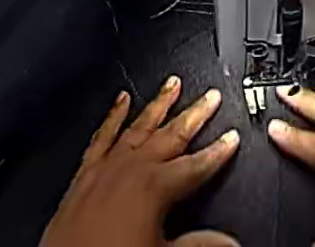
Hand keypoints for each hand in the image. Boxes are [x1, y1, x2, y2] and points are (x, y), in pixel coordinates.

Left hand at [40, 76, 242, 246]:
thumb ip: (197, 244)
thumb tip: (228, 242)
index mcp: (154, 188)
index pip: (195, 165)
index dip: (217, 152)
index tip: (231, 137)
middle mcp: (131, 169)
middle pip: (171, 135)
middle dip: (195, 115)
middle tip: (211, 97)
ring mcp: (106, 168)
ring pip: (139, 126)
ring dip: (159, 104)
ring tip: (173, 83)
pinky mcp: (84, 175)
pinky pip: (102, 136)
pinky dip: (113, 116)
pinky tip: (122, 100)